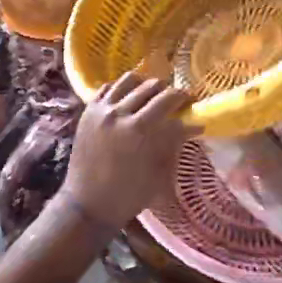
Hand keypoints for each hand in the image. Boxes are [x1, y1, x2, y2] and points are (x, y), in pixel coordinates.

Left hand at [61, 74, 197, 228]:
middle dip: (166, 91)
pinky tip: (127, 99)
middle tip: (173, 101)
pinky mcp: (87, 112)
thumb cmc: (129, 194)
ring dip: (143, 85)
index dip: (183, 97)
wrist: (89, 201)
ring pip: (127, 81)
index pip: (168, 99)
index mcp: (139, 129)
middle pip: (149, 86)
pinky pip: (106, 88)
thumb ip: (174, 142)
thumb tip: (194, 124)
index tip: (191, 102)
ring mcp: (100, 110)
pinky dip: (120, 89)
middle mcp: (118, 112)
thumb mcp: (158, 170)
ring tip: (150, 96)